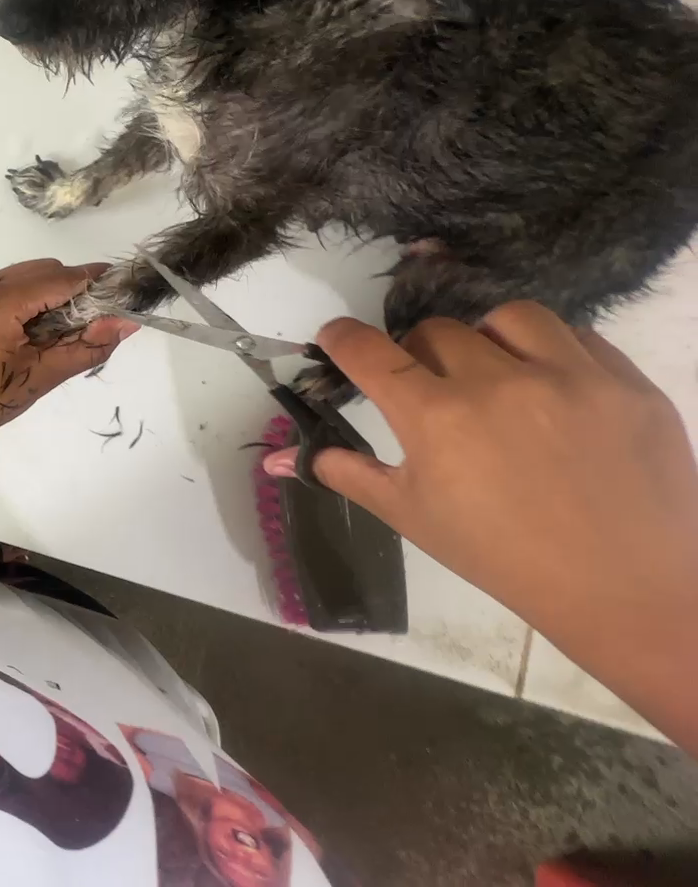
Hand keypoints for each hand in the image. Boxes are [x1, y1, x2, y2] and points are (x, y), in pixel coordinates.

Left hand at [0, 260, 136, 490]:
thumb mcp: (41, 376)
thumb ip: (86, 345)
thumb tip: (127, 321)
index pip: (58, 278)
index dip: (94, 283)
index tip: (125, 293)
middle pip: (40, 271)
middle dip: (71, 290)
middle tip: (91, 325)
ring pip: (21, 278)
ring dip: (47, 295)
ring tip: (59, 334)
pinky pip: (0, 290)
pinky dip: (23, 301)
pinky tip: (31, 334)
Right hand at [265, 304, 697, 748]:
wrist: (628, 586)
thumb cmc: (497, 552)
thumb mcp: (406, 512)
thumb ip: (340, 470)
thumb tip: (275, 460)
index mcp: (434, 417)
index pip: (368, 350)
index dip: (342, 338)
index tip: (336, 338)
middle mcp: (497, 384)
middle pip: (434, 331)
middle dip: (415, 351)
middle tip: (423, 384)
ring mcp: (571, 380)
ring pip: (506, 318)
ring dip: (483, 336)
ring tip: (489, 369)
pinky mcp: (629, 386)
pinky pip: (577, 336)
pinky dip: (548, 348)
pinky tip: (544, 384)